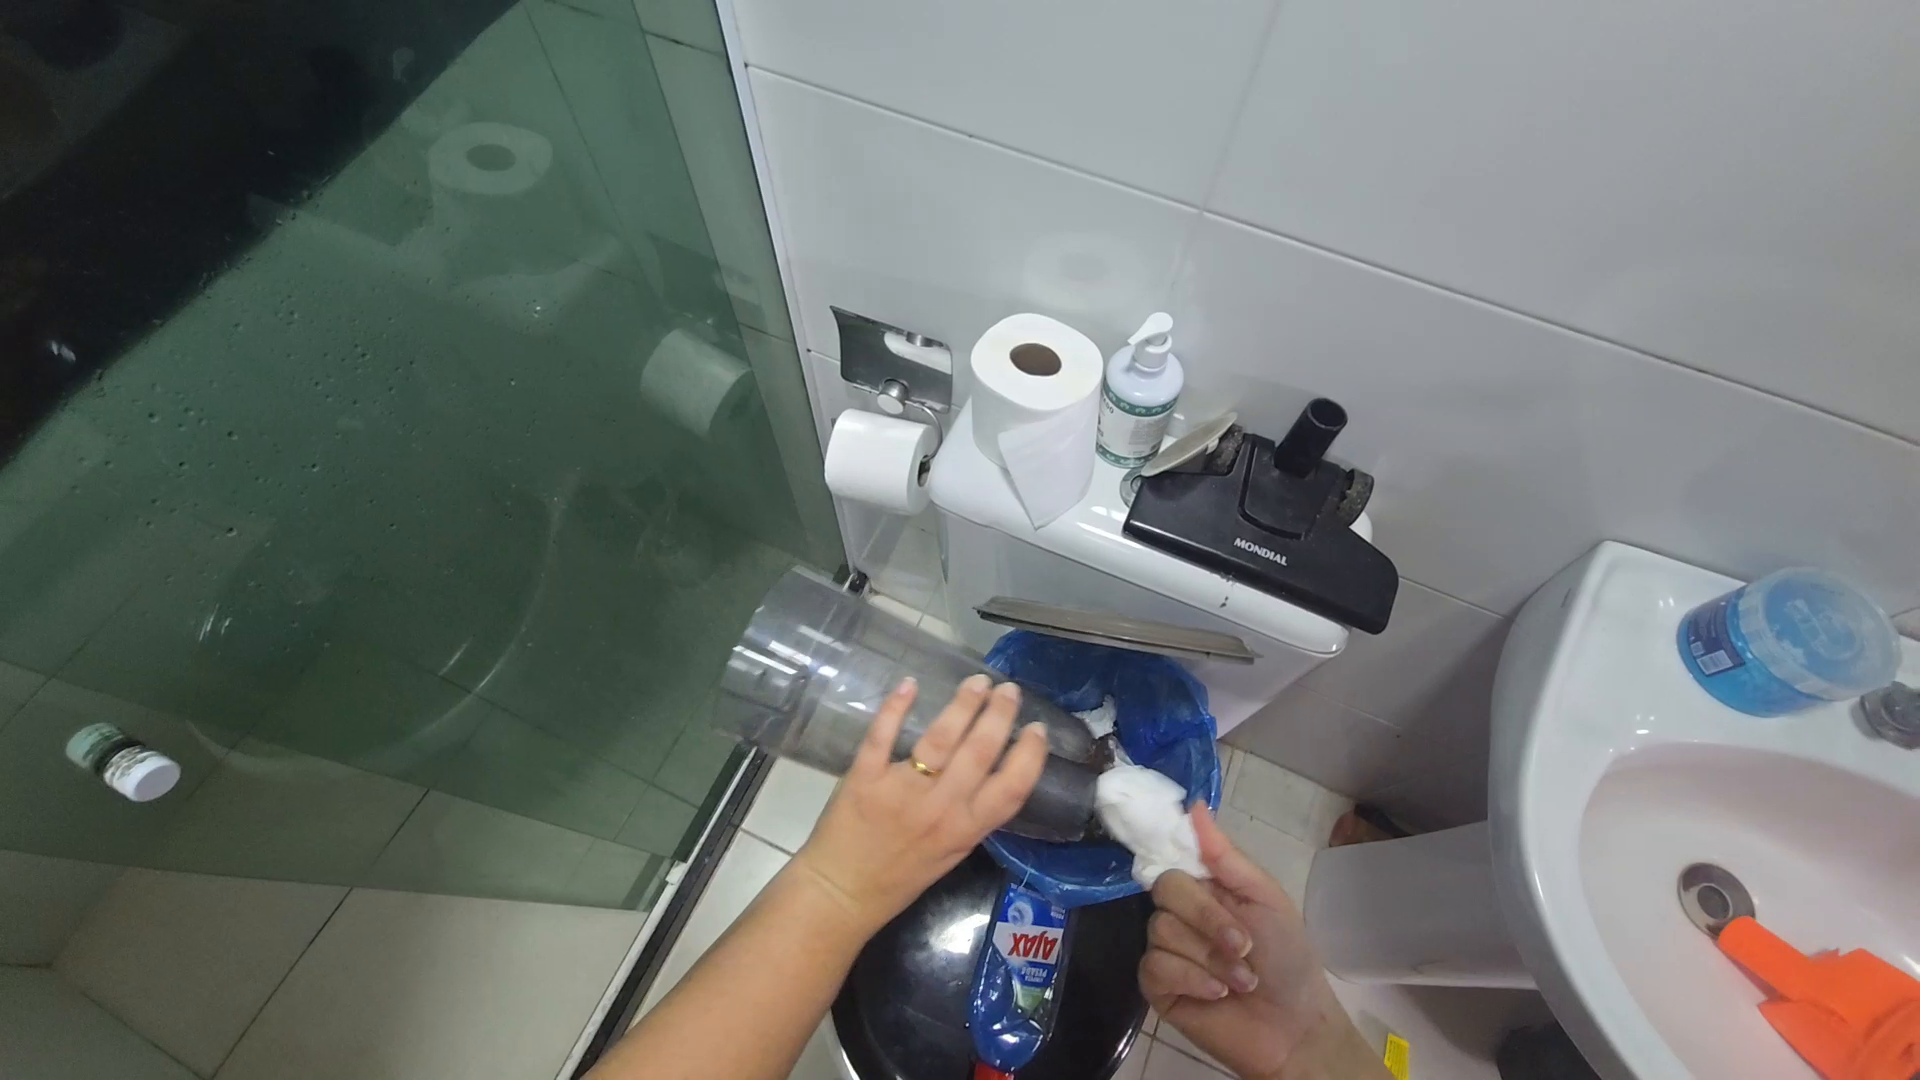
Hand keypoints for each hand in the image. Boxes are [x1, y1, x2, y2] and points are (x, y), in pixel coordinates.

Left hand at [791, 674, 1049, 934]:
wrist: (842, 893)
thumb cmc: (901, 875)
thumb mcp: (951, 853)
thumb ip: (973, 816)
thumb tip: (996, 771)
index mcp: (964, 830)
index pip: (1011, 788)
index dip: (1030, 755)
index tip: (1038, 727)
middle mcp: (939, 808)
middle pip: (979, 751)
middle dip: (999, 714)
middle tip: (1008, 689)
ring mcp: (901, 790)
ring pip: (940, 738)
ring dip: (962, 704)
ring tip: (977, 682)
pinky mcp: (865, 778)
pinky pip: (882, 736)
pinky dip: (896, 707)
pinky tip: (910, 684)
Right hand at [1141, 808, 1386, 1079]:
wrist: (1296, 1029)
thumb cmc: (1288, 959)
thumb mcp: (1266, 898)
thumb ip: (1225, 855)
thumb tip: (1195, 804)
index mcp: (1203, 886)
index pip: (1172, 855)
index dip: (1179, 860)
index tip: (1198, 872)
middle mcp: (1179, 912)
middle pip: (1166, 889)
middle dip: (1209, 920)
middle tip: (1244, 946)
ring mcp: (1165, 948)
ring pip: (1162, 930)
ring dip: (1209, 957)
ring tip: (1241, 980)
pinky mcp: (1157, 985)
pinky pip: (1154, 966)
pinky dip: (1191, 978)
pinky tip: (1216, 992)